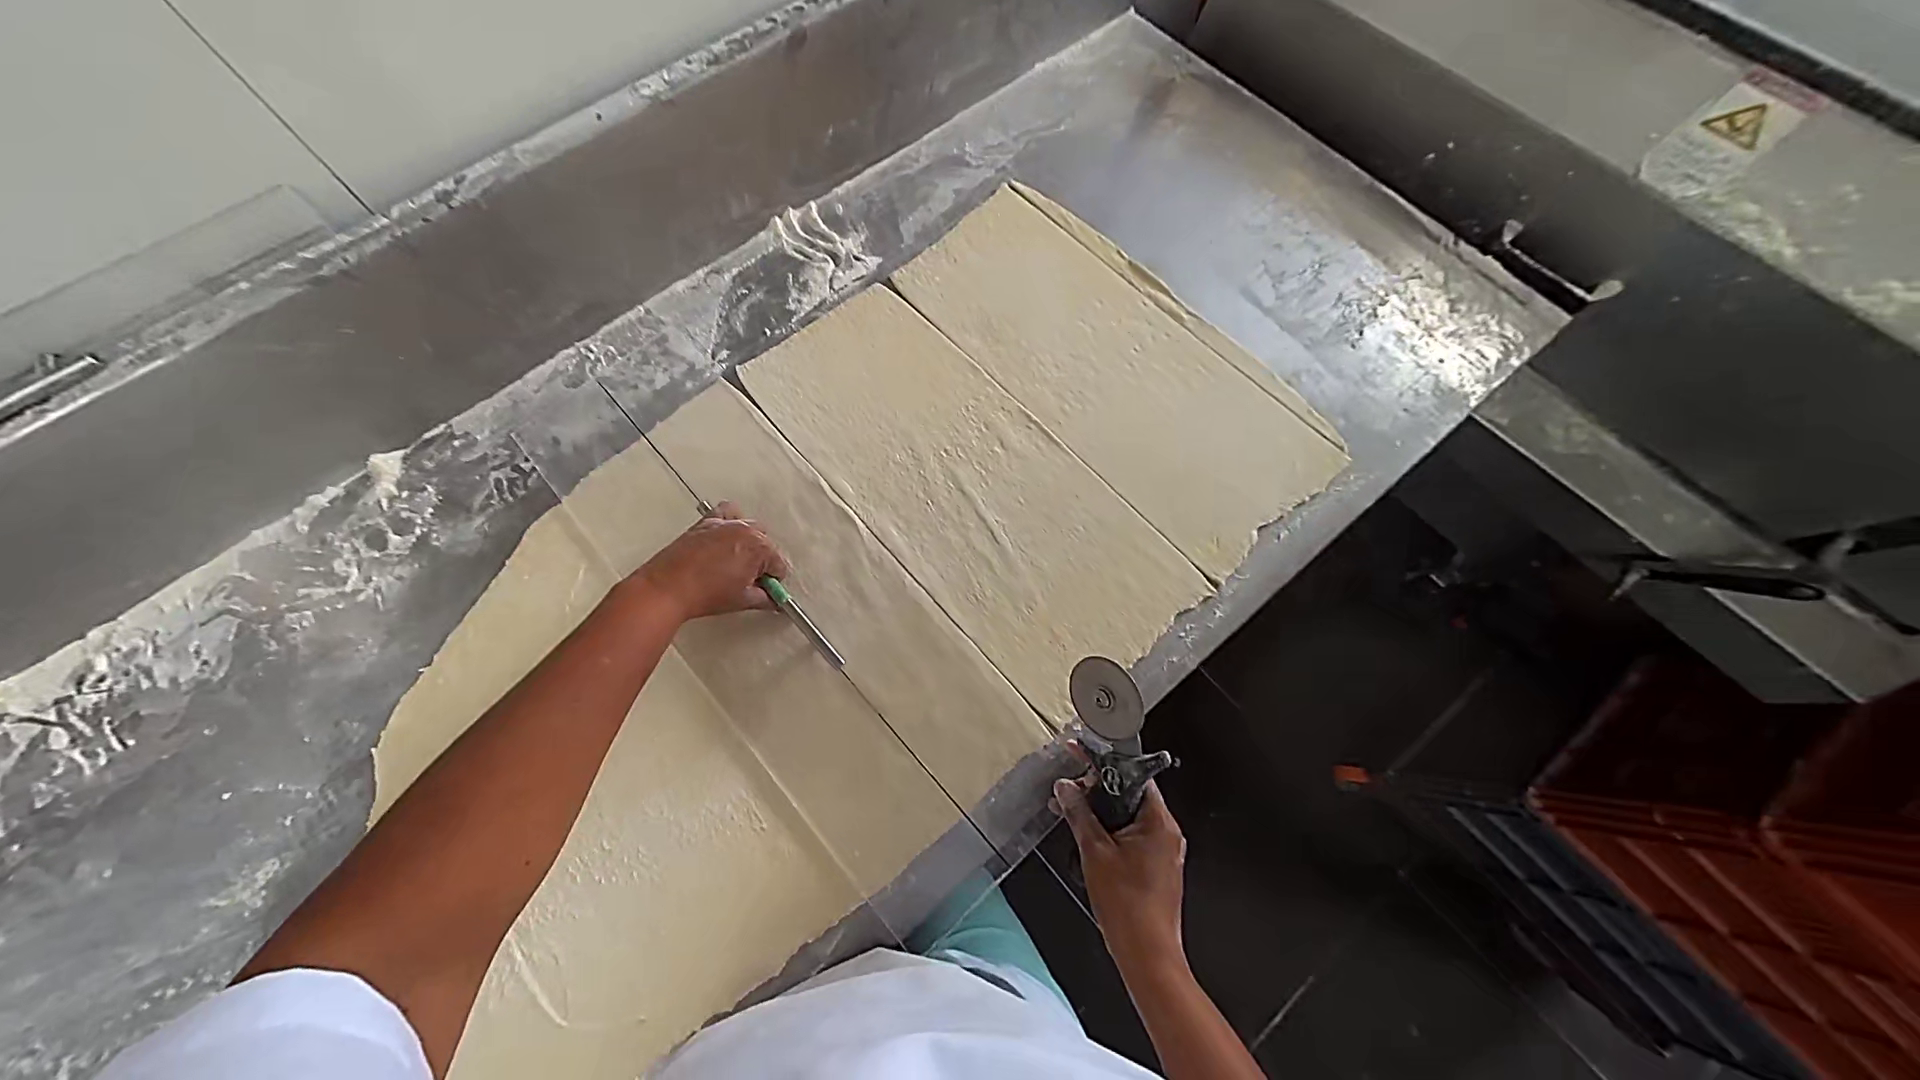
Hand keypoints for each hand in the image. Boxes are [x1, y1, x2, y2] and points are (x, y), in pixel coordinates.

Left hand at [626, 501, 791, 621]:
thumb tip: (769, 598)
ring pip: (750, 528)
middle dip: (762, 562)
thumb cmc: (701, 592)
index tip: (766, 590)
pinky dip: (731, 521)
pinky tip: (726, 536)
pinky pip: (727, 513)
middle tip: (750, 581)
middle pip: (767, 545)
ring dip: (749, 543)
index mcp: (759, 548)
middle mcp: (744, 531)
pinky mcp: (706, 524)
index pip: (780, 565)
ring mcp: (725, 524)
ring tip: (737, 563)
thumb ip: (764, 598)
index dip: (774, 581)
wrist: (667, 589)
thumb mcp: (742, 600)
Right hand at [1054, 774, 1187, 968]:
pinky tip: (1088, 837)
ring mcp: (1164, 851)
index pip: (1133, 775)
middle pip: (1130, 795)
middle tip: (1070, 788)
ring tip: (1072, 812)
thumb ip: (1079, 814)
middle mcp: (1167, 833)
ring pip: (1129, 817)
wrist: (1147, 955)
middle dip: (1098, 790)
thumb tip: (1067, 789)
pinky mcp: (1157, 867)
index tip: (1083, 753)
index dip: (1105, 762)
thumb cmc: (1129, 908)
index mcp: (1159, 822)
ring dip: (1101, 812)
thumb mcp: (1094, 851)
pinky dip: (1110, 831)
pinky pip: (1133, 836)